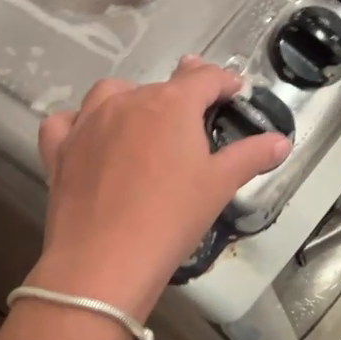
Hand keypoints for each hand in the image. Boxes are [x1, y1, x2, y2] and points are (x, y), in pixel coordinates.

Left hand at [30, 56, 289, 317]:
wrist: (103, 261)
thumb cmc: (172, 217)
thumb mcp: (220, 185)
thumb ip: (251, 156)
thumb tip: (281, 141)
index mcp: (172, 103)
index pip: (205, 78)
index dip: (224, 82)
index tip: (234, 92)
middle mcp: (129, 101)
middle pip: (161, 86)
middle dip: (181, 98)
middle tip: (196, 125)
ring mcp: (88, 122)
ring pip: (111, 93)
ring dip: (131, 100)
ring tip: (144, 123)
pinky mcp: (59, 149)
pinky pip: (66, 121)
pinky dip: (79, 123)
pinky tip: (89, 138)